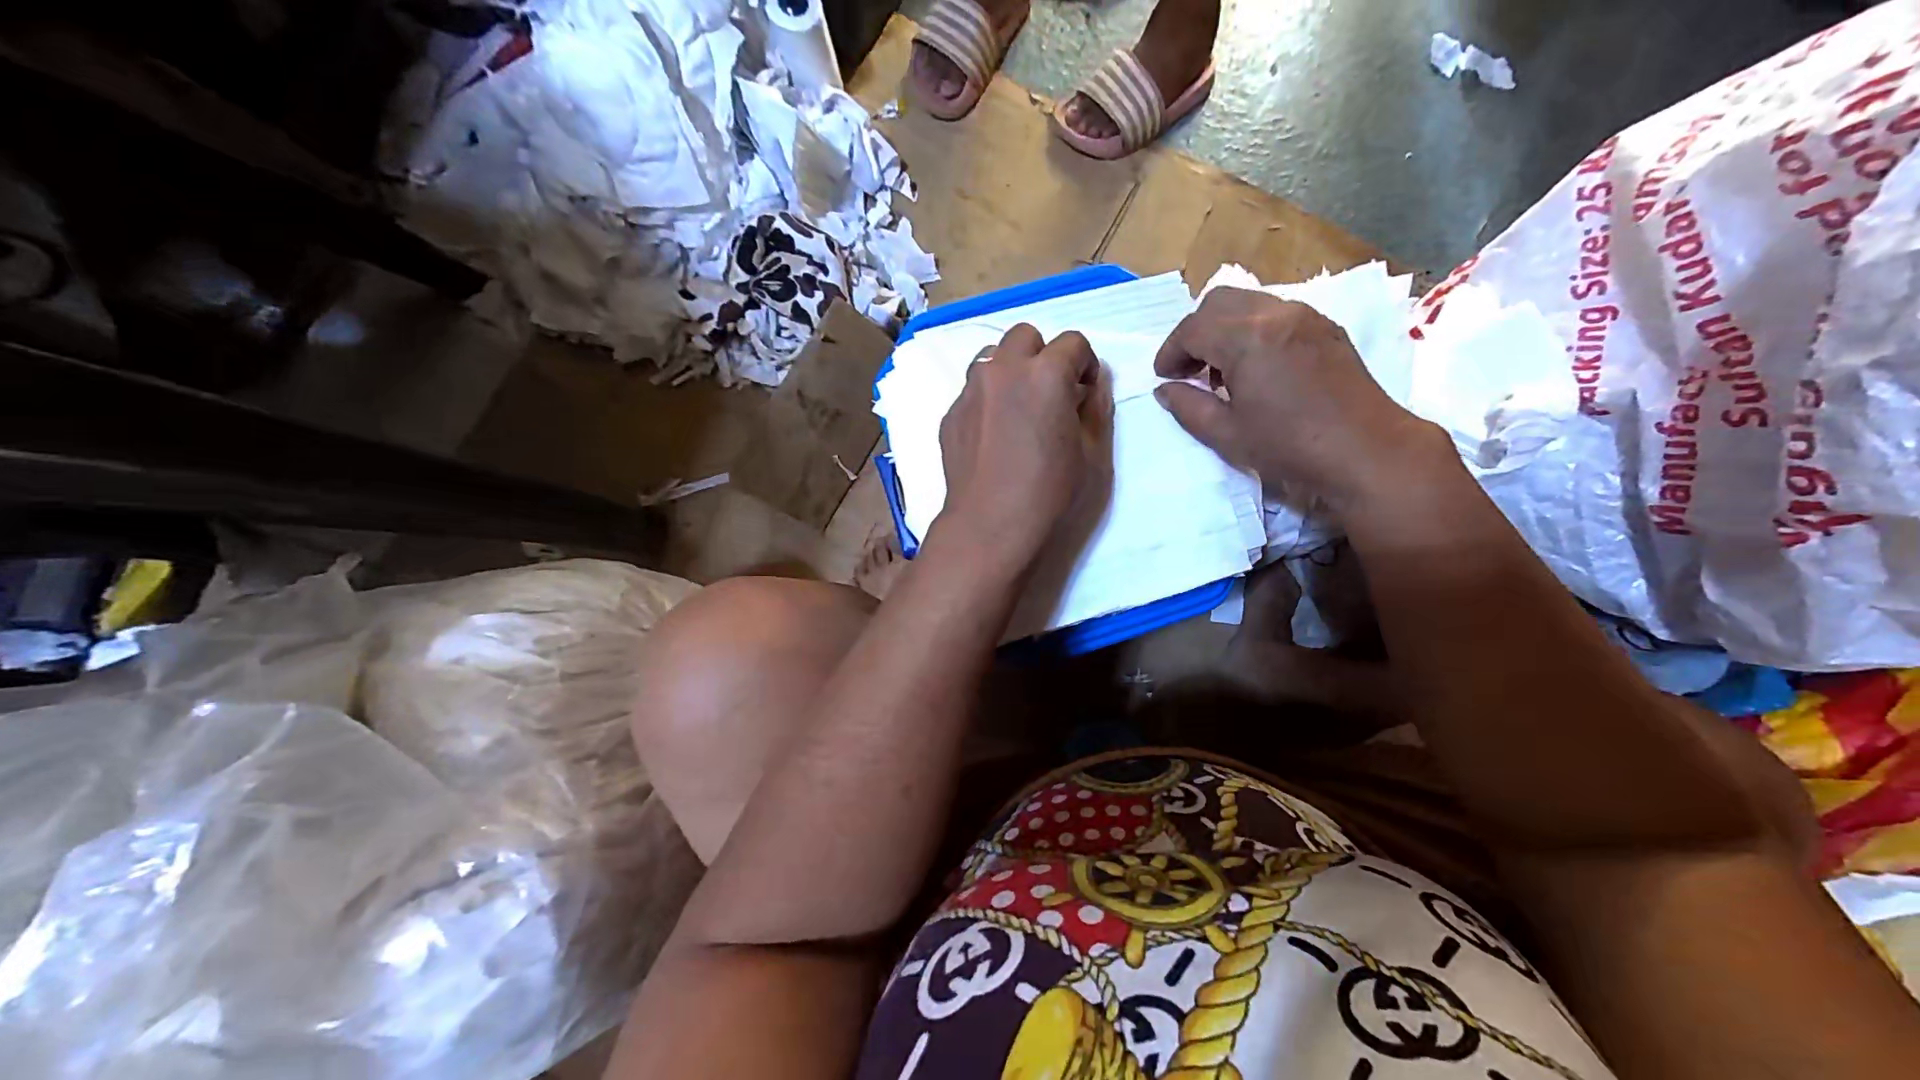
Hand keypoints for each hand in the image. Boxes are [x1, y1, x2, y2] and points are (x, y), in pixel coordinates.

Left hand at [935, 323, 1104, 567]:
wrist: (989, 526)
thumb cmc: (1050, 492)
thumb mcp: (1093, 454)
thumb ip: (1096, 408)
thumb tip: (1093, 385)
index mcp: (1046, 373)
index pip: (1073, 342)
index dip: (1085, 365)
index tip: (1085, 392)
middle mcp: (1003, 370)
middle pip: (1025, 337)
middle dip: (1043, 355)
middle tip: (1051, 394)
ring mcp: (971, 390)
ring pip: (991, 358)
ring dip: (1010, 371)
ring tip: (1019, 409)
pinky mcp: (951, 414)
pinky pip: (973, 391)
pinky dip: (988, 400)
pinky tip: (994, 436)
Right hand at [1153, 287, 1443, 511]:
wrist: (1366, 451)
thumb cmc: (1290, 446)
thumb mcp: (1226, 434)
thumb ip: (1188, 407)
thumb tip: (1166, 390)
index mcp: (1247, 337)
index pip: (1192, 329)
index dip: (1170, 352)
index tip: (1165, 378)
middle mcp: (1276, 314)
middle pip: (1218, 303)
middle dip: (1195, 333)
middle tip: (1189, 370)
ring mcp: (1306, 316)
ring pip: (1249, 303)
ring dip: (1224, 330)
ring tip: (1222, 372)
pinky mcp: (1326, 328)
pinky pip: (1277, 313)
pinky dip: (1254, 330)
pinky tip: (1257, 369)